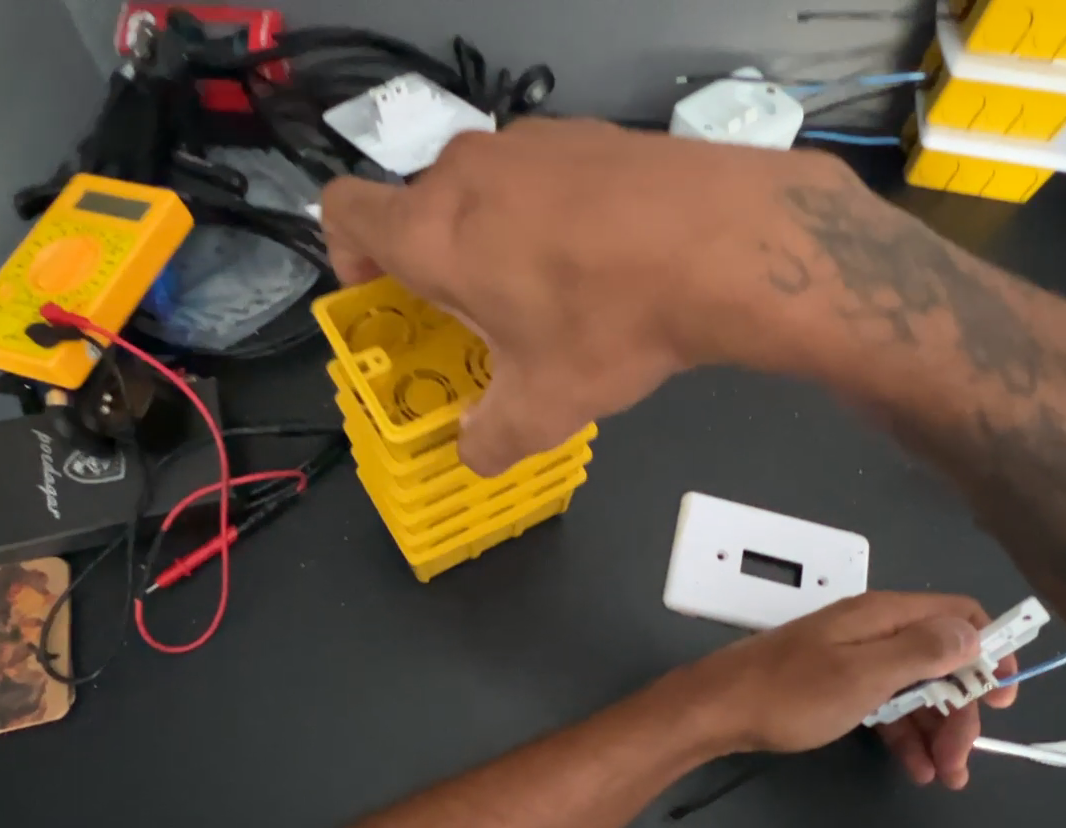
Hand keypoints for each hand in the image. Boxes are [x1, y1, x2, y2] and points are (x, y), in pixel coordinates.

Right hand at [320, 119, 891, 475]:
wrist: (724, 245)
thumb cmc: (608, 324)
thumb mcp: (542, 407)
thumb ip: (489, 440)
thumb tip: (474, 457)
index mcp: (432, 231)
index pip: (342, 212)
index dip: (346, 254)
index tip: (384, 294)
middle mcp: (468, 172)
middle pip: (420, 209)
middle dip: (434, 263)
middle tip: (476, 316)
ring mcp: (531, 143)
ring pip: (484, 192)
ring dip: (493, 238)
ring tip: (547, 291)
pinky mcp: (588, 133)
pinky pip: (541, 177)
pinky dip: (548, 213)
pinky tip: (599, 256)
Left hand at [651, 592, 1017, 787]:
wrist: (719, 709)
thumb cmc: (791, 692)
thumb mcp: (863, 674)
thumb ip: (920, 652)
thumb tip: (972, 633)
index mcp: (882, 616)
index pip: (957, 615)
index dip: (989, 650)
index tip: (1004, 697)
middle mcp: (872, 630)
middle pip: (940, 661)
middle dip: (961, 711)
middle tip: (963, 761)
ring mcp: (852, 658)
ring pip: (914, 690)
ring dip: (936, 732)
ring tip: (943, 777)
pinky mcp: (837, 685)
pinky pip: (885, 706)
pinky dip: (904, 735)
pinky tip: (915, 769)